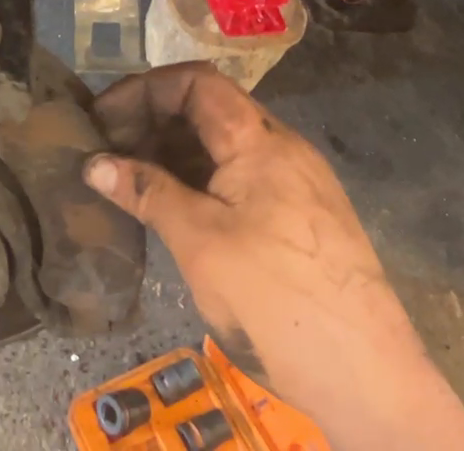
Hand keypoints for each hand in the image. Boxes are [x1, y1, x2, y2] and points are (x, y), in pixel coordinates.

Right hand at [83, 62, 463, 450]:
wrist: (370, 380)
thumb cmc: (274, 298)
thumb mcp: (199, 242)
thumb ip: (147, 193)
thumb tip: (93, 163)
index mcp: (260, 142)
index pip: (197, 82)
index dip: (145, 90)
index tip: (103, 119)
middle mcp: (283, 151)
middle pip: (210, 110)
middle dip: (153, 122)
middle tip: (108, 153)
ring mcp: (297, 186)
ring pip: (225, 147)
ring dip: (173, 154)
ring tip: (131, 182)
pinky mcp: (302, 221)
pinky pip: (241, 179)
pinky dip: (198, 180)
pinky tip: (173, 211)